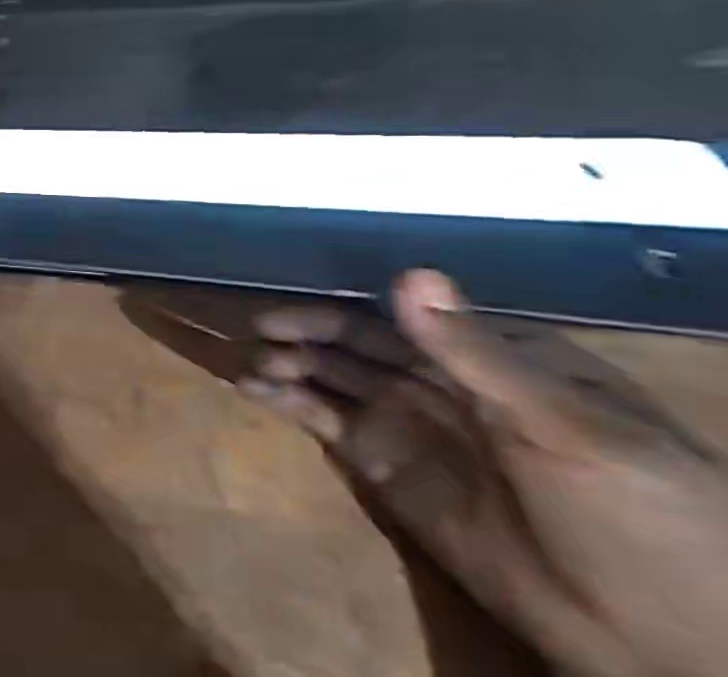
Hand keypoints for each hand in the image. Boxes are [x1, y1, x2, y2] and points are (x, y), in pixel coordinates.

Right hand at [240, 270, 727, 676]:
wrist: (653, 635)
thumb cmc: (632, 512)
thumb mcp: (562, 424)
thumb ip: (472, 351)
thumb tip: (409, 272)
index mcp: (492, 359)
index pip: (403, 316)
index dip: (343, 307)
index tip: (290, 309)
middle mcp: (440, 381)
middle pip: (355, 342)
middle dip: (305, 334)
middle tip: (261, 334)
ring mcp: (407, 422)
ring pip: (331, 376)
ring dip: (289, 365)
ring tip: (256, 368)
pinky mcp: (381, 463)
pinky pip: (324, 420)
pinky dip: (286, 402)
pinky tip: (254, 392)